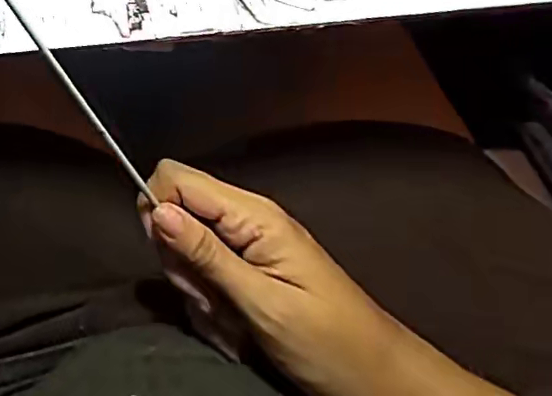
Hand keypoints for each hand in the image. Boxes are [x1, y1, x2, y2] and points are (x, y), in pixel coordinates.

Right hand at [143, 161, 507, 395]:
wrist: (394, 389)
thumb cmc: (336, 347)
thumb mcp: (265, 304)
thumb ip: (206, 253)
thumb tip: (156, 209)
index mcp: (252, 214)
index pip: (174, 176)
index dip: (156, 207)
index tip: (169, 254)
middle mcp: (246, 217)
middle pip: (174, 208)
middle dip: (177, 256)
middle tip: (205, 298)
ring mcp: (247, 241)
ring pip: (183, 242)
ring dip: (192, 283)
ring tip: (225, 320)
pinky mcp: (248, 265)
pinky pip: (202, 266)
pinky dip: (205, 297)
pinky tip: (230, 326)